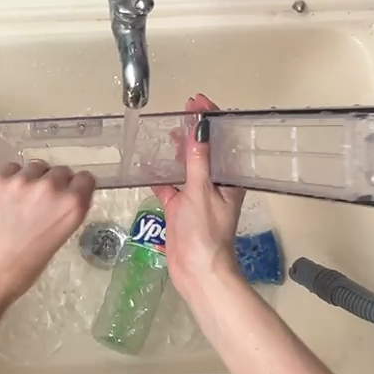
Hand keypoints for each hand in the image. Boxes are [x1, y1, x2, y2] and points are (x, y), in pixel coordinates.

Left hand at [0, 161, 95, 310]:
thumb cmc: (23, 269)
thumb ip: (62, 215)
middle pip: (60, 171)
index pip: (85, 179)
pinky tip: (3, 196)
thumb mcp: (56, 242)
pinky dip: (10, 179)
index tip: (71, 192)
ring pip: (35, 167)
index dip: (78, 186)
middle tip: (43, 200)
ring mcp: (22, 181)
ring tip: (21, 197)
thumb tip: (59, 202)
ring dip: (33, 178)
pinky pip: (11, 169)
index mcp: (71, 206)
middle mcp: (51, 187)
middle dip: (55, 183)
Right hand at [152, 94, 245, 300]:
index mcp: (227, 180)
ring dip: (175, 152)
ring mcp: (195, 198)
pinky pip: (168, 188)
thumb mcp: (201, 191)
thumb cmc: (206, 232)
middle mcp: (213, 186)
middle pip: (203, 152)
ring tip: (163, 133)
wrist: (198, 271)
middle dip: (193, 132)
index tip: (198, 102)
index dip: (211, 121)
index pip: (221, 142)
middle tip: (180, 112)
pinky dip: (159, 177)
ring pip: (185, 168)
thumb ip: (198, 160)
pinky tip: (146, 166)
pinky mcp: (179, 210)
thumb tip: (199, 128)